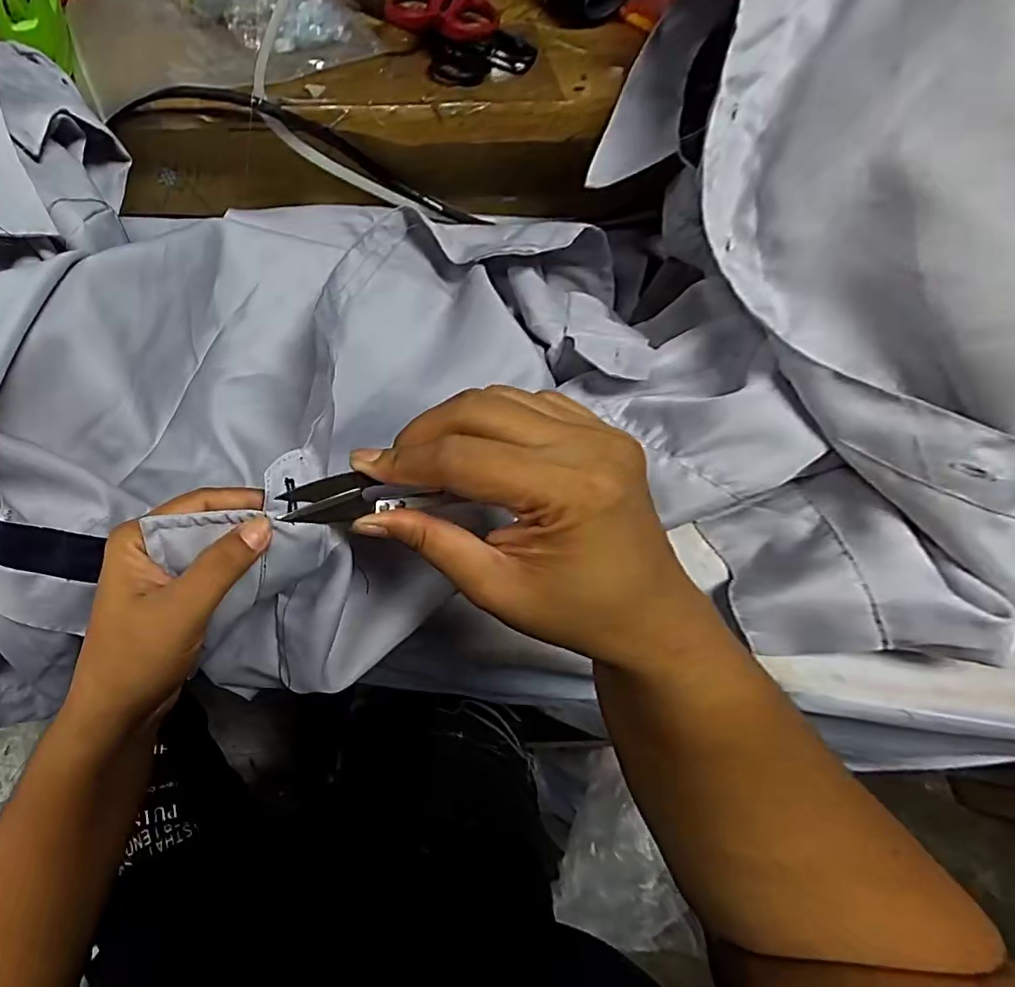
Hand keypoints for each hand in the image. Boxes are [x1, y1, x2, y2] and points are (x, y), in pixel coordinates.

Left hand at [65, 488, 270, 731]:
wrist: (116, 714)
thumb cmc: (139, 656)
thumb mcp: (184, 607)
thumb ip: (222, 564)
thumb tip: (263, 524)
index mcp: (134, 538)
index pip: (191, 505)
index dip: (235, 501)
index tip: (277, 503)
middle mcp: (142, 547)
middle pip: (198, 523)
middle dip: (239, 523)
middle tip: (286, 523)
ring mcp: (155, 573)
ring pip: (204, 548)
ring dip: (237, 546)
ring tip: (281, 542)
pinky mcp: (169, 596)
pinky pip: (204, 572)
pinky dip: (229, 570)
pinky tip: (257, 569)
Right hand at [349, 386, 725, 673]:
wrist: (651, 617)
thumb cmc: (574, 611)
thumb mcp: (492, 586)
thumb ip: (429, 541)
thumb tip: (368, 516)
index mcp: (569, 490)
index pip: (464, 457)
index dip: (405, 462)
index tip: (363, 469)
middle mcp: (589, 447)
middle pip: (476, 410)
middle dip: (420, 434)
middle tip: (391, 467)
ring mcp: (600, 432)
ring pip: (497, 397)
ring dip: (449, 421)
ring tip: (425, 457)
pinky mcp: (600, 430)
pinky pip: (525, 401)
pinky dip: (484, 416)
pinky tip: (471, 446)